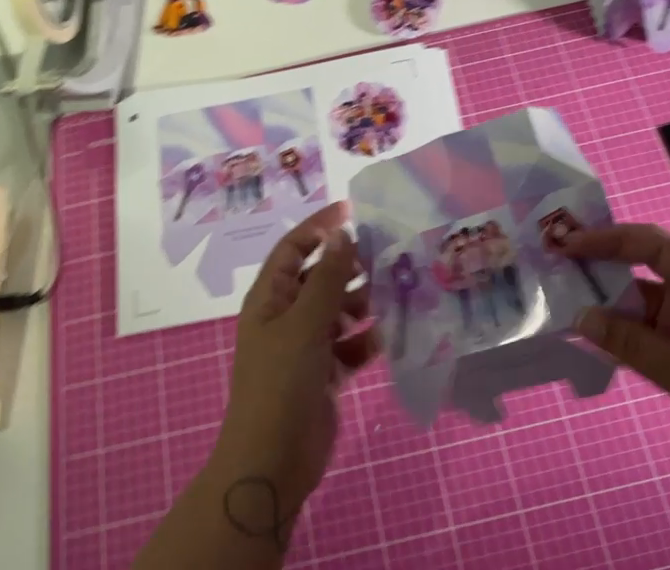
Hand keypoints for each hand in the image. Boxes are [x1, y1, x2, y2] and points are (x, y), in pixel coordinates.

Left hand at [209, 202, 376, 533]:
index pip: (293, 248)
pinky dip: (369, 338)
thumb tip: (342, 234)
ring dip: (365, 302)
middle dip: (350, 266)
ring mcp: (305, 347)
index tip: (353, 210)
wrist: (272, 460)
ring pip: (339, 311)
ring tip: (399, 290)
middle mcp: (286, 317)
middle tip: (389, 253)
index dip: (319, 226)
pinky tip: (395, 333)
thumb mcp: (304, 324)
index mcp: (269, 298)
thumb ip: (328, 279)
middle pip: (320, 278)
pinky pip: (351, 345)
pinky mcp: (325, 374)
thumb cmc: (280, 382)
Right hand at [564, 224, 669, 484]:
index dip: (607, 239)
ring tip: (560, 295)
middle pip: (646, 267)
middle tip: (554, 261)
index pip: (655, 246)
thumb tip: (578, 316)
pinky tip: (589, 332)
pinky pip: (650, 329)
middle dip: (602, 264)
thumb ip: (630, 342)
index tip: (565, 241)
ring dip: (607, 301)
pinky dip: (622, 330)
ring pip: (644, 301)